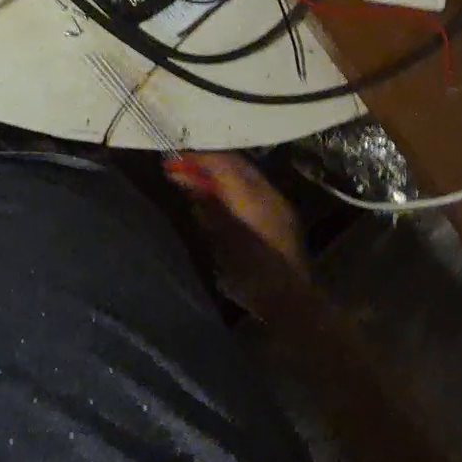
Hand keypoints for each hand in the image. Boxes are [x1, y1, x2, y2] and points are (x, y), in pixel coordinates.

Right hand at [166, 153, 307, 319]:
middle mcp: (268, 192)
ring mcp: (278, 203)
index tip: (171, 162)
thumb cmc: (249, 275)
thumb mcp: (218, 241)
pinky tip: (218, 197)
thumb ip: (203, 205)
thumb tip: (184, 179)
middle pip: (235, 163)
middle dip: (206, 162)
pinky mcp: (281, 215)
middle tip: (180, 167)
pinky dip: (232, 184)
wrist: (290, 302)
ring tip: (195, 180)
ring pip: (245, 173)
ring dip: (219, 172)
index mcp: (252, 197)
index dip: (195, 158)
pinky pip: (252, 186)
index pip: (221, 162)